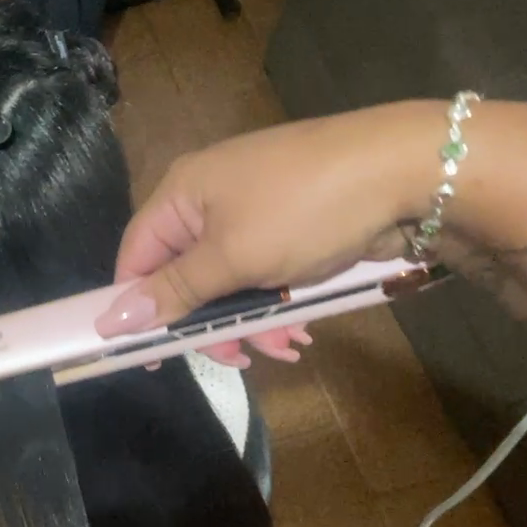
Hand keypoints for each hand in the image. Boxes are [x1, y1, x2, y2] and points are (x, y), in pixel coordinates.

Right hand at [98, 102, 437, 363]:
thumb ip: (172, 293)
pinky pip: (261, 274)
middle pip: (181, 276)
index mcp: (182, 193)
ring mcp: (251, 210)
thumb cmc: (306, 209)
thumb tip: (110, 322)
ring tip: (282, 345)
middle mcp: (208, 199)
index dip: (135, 307)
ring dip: (248, 321)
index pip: (134, 258)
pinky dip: (275, 304)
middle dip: (207, 322)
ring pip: (225, 282)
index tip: (148, 353)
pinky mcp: (289, 224)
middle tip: (233, 357)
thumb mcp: (232, 258)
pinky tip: (299, 327)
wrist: (416, 169)